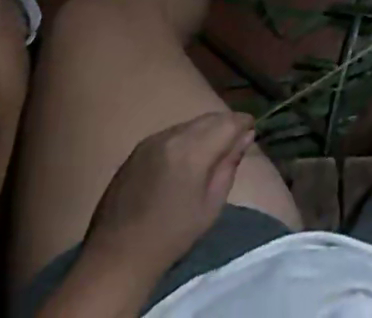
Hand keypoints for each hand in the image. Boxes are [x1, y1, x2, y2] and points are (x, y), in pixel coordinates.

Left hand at [79, 112, 255, 279]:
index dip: (244, 122)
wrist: (118, 254)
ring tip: (211, 148)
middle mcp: (172, 136)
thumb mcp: (211, 205)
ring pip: (189, 123)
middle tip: (236, 139)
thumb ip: (229, 165)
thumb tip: (246, 136)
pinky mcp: (138, 147)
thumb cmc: (172, 236)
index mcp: (193, 151)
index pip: (228, 122)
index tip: (252, 129)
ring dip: (205, 129)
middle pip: (208, 118)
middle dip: (225, 123)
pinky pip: (171, 132)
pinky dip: (185, 137)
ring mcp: (152, 139)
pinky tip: (185, 157)